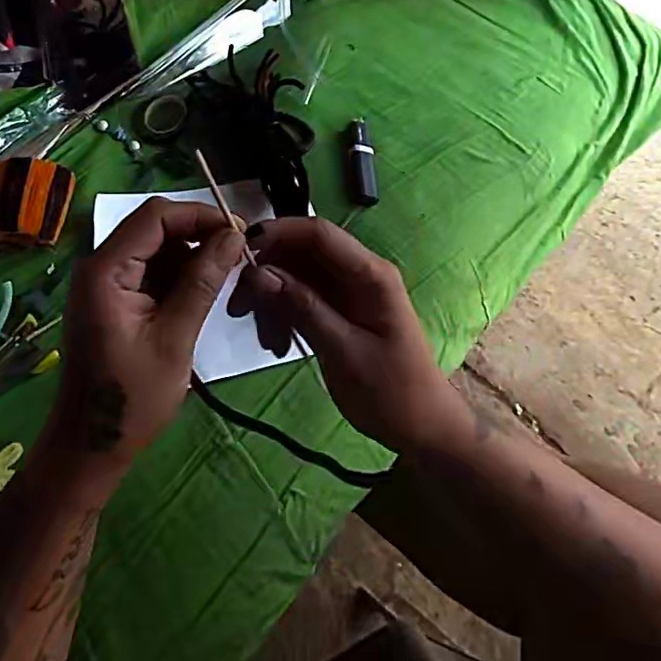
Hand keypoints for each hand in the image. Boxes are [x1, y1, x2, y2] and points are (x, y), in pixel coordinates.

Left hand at [43, 200, 243, 474]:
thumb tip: (232, 236)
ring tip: (226, 273)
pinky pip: (150, 268)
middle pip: (154, 226)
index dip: (199, 215)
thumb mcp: (175, 338)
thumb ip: (203, 282)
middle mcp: (99, 266)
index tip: (238, 230)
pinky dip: (178, 273)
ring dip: (191, 253)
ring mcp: (104, 281)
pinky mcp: (113, 297)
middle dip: (198, 233)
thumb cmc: (131, 399)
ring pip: (155, 246)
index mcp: (106, 271)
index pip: (155, 217)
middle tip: (237, 252)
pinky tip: (202, 290)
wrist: (90, 446)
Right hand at [228, 218, 471, 453]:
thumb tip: (260, 273)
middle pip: (301, 252)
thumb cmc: (393, 391)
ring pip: (295, 275)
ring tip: (265, 338)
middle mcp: (358, 273)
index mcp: (371, 274)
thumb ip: (304, 308)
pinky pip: (300, 297)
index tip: (241, 250)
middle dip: (267, 272)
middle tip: (238, 306)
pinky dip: (282, 314)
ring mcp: (346, 291)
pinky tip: (277, 343)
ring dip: (272, 299)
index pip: (319, 234)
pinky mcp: (336, 309)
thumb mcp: (344, 351)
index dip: (278, 232)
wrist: (421, 427)